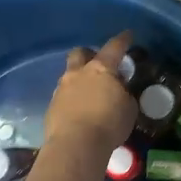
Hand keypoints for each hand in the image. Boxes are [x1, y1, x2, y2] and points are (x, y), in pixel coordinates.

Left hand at [45, 32, 137, 153]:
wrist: (76, 145)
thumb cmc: (109, 124)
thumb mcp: (129, 109)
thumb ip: (124, 95)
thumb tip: (119, 92)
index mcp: (100, 69)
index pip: (114, 48)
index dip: (122, 40)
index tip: (127, 35)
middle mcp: (77, 74)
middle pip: (80, 53)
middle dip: (89, 54)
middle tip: (98, 63)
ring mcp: (61, 89)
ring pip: (69, 75)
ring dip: (79, 79)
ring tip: (89, 93)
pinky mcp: (52, 107)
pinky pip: (64, 96)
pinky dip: (72, 99)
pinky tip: (79, 111)